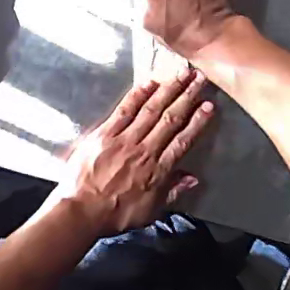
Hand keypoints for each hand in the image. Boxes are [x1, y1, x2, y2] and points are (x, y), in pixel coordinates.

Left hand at [43, 69, 216, 237]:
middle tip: (200, 78)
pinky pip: (123, 111)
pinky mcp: (103, 135)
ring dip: (167, 90)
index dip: (197, 122)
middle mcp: (144, 150)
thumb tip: (193, 178)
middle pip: (170, 119)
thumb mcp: (150, 211)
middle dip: (187, 97)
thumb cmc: (115, 215)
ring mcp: (123, 140)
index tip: (208, 106)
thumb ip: (172, 191)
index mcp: (157, 170)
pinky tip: (148, 83)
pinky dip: (136, 96)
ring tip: (181, 74)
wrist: (80, 211)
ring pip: (150, 111)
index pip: (182, 141)